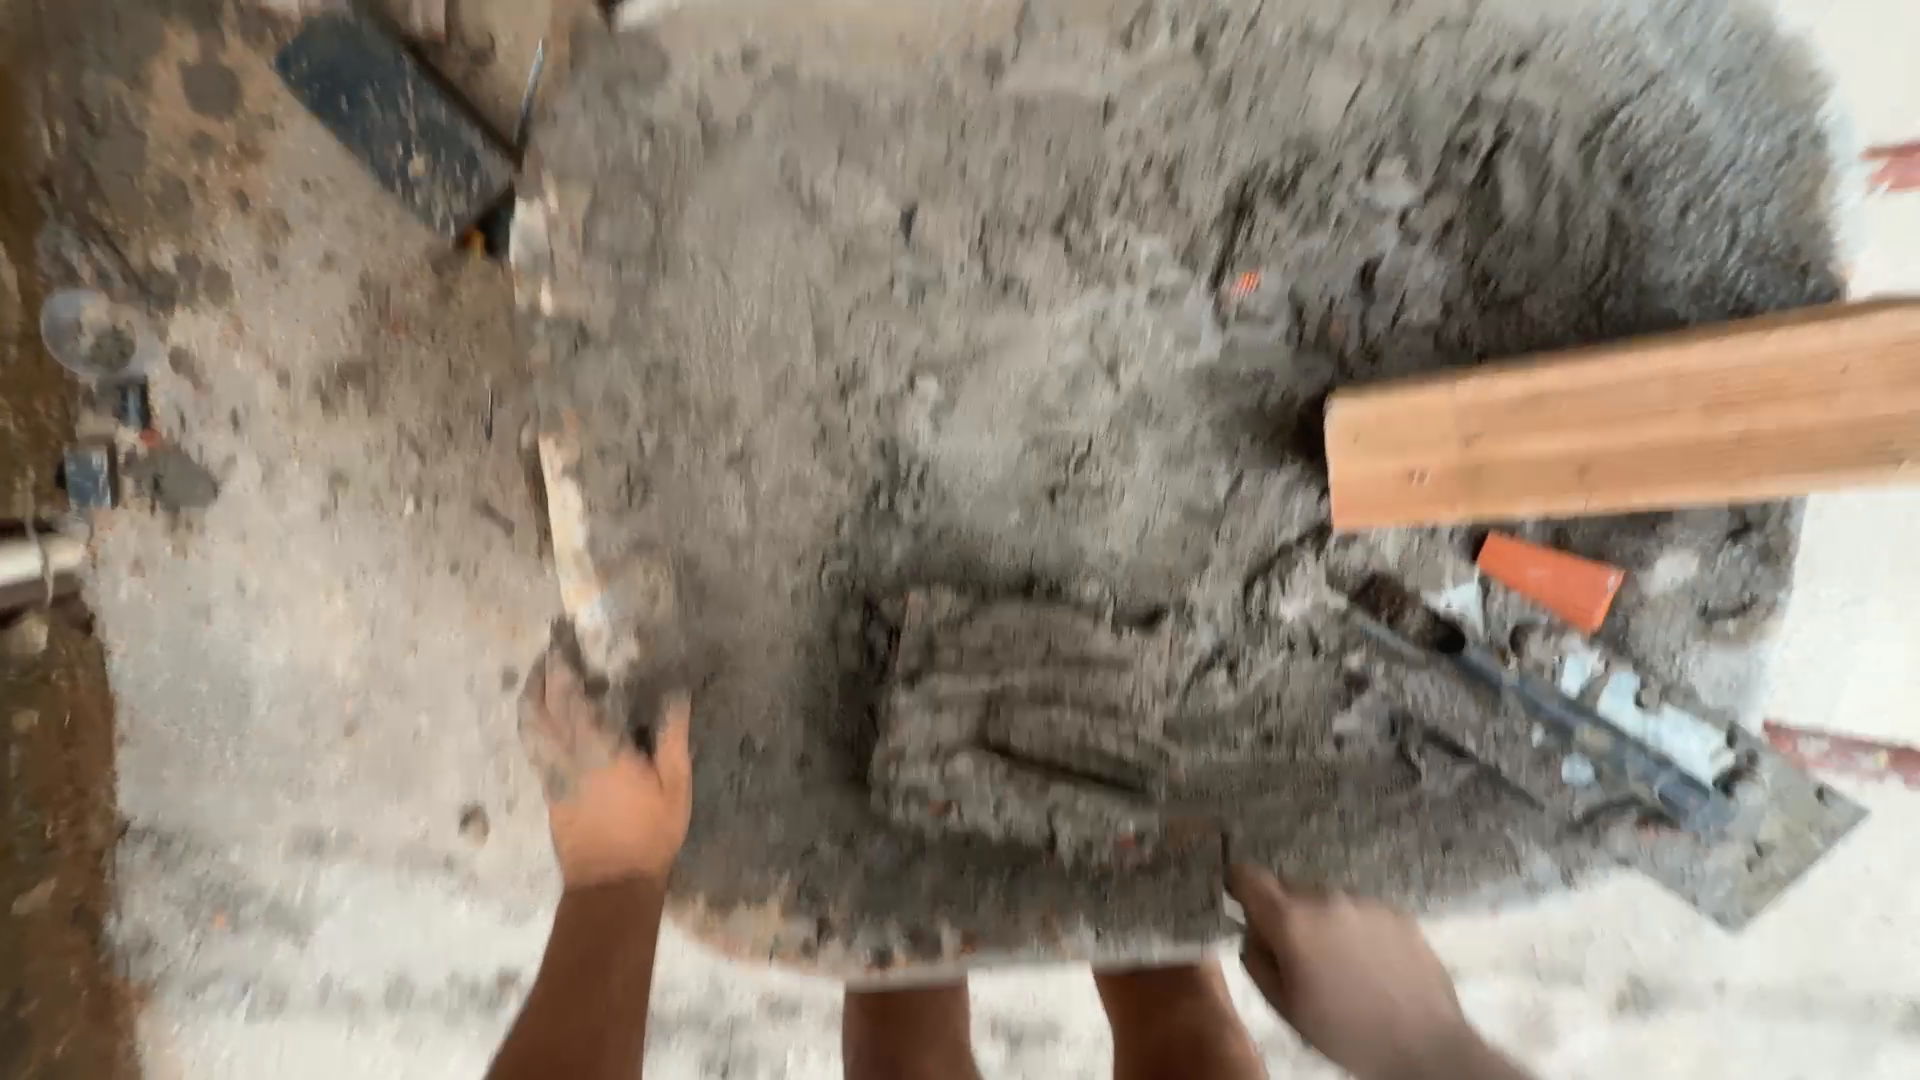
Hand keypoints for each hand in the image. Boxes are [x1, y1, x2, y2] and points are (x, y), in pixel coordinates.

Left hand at [519, 638, 691, 887]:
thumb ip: (671, 735)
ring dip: (530, 700)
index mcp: (596, 751)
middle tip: (548, 653)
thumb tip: (675, 693)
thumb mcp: (674, 783)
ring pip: (529, 731)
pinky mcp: (550, 793)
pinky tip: (551, 719)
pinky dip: (537, 723)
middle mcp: (565, 759)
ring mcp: (552, 778)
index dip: (561, 668)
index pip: (569, 699)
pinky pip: (535, 747)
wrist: (612, 884)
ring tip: (542, 680)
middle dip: (537, 679)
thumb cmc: (649, 831)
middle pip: (535, 712)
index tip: (560, 641)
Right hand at [1229, 864, 1471, 1079]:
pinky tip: (1370, 962)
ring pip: (1324, 898)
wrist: (1427, 1049)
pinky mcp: (1395, 910)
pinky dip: (1355, 927)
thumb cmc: (1345, 1031)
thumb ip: (1255, 957)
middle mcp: (1323, 896)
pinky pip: (1358, 909)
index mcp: (1289, 918)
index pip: (1246, 873)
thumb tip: (1250, 929)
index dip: (1240, 886)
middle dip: (1284, 912)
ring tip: (1341, 962)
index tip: (1244, 906)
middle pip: (1286, 887)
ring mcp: (1362, 901)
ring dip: (1321, 919)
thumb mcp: (1284, 1005)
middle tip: (1300, 952)